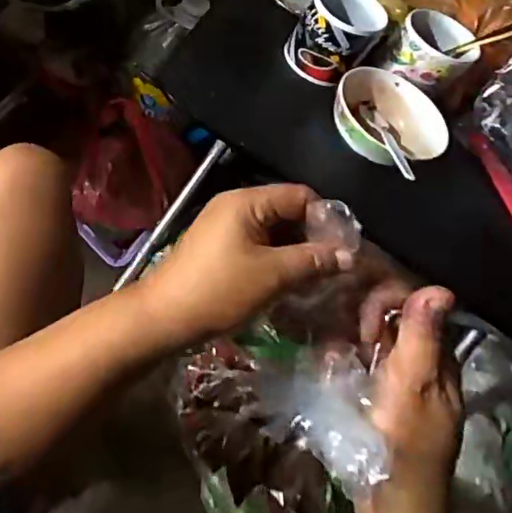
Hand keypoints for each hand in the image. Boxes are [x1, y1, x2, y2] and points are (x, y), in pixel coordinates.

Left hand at [134, 184, 356, 345]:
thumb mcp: (271, 276)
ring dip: (295, 249)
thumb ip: (311, 261)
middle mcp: (235, 203)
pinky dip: (276, 256)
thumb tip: (349, 254)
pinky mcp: (219, 244)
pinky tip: (289, 280)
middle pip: (286, 209)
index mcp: (246, 200)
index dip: (326, 217)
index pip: (299, 195)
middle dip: (312, 235)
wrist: (162, 317)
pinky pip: (257, 241)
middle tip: (335, 265)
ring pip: (273, 228)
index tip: (346, 247)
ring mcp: (225, 223)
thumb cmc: (218, 290)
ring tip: (318, 276)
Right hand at [359, 287, 461, 512]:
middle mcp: (425, 367)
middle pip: (398, 321)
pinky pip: (366, 365)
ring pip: (379, 342)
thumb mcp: (413, 382)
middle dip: (370, 319)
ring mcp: (403, 386)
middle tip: (354, 339)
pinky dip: (350, 360)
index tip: (366, 317)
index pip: (419, 306)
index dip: (390, 300)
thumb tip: (441, 287)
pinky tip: (335, 367)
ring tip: (337, 351)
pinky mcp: (382, 402)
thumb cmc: (403, 440)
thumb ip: (422, 336)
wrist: (388, 505)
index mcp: (440, 360)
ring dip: (355, 338)